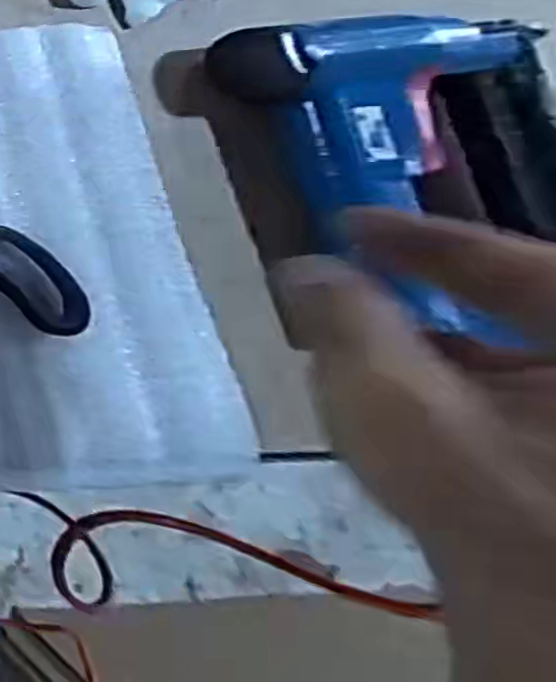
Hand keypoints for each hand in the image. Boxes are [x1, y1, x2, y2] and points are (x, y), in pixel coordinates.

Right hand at [272, 209, 555, 673]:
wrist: (550, 618)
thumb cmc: (478, 505)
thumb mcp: (386, 399)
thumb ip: (342, 320)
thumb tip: (306, 266)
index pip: (517, 265)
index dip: (423, 236)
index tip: (347, 219)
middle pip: (529, 304)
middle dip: (440, 288)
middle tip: (358, 271)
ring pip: (532, 351)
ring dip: (451, 338)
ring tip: (371, 341)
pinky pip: (537, 389)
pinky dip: (476, 379)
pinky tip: (420, 394)